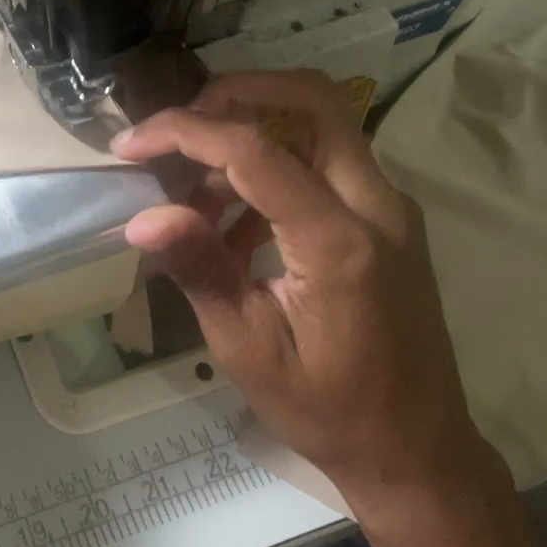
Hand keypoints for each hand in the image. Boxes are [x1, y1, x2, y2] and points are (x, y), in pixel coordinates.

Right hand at [111, 70, 492, 502]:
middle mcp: (377, 206)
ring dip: (247, 136)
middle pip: (310, 100)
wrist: (418, 453)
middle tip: (177, 128)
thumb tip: (142, 216)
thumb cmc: (329, 409)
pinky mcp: (385, 219)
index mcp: (340, 242)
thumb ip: (201, 270)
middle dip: (233, 94)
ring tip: (192, 198)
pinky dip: (270, 167)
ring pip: (318, 122)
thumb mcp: (250, 349)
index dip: (183, 133)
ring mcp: (388, 207)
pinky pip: (323, 161)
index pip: (255, 150)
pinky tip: (230, 227)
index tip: (128, 146)